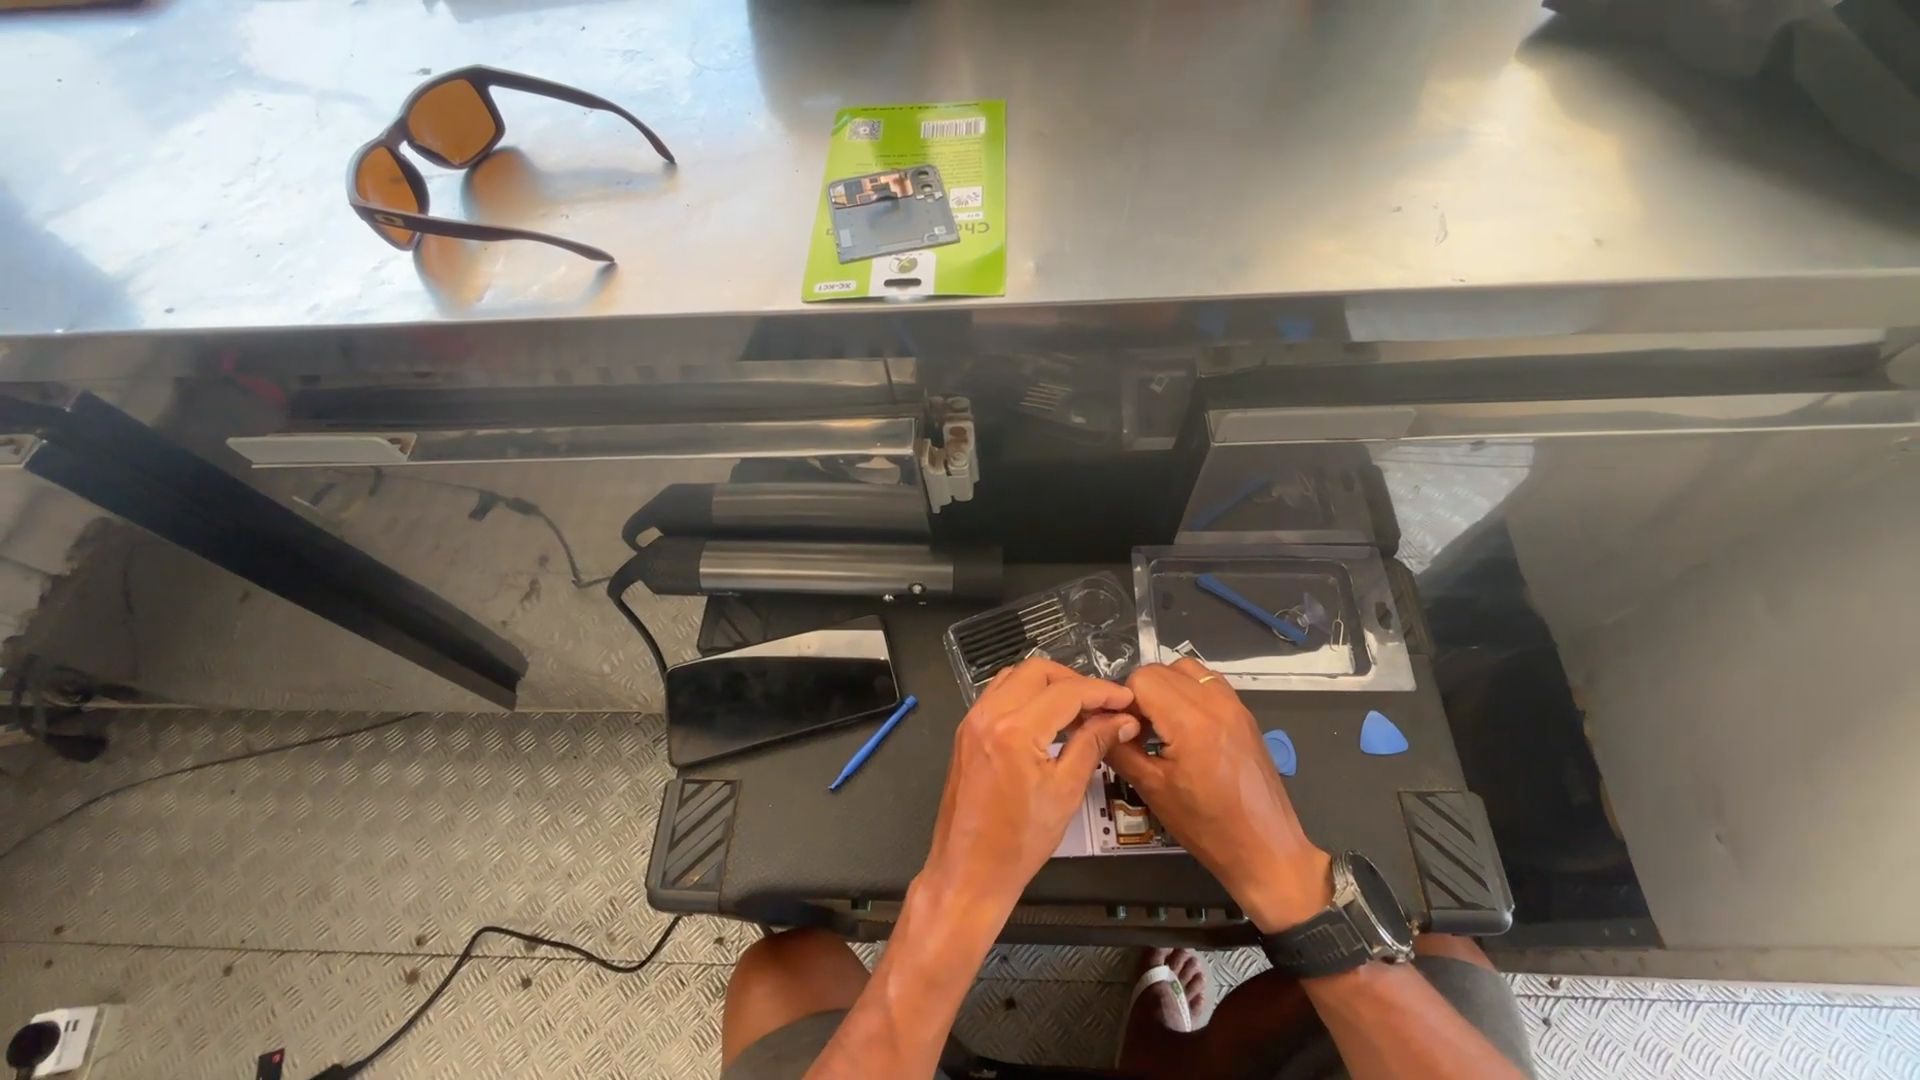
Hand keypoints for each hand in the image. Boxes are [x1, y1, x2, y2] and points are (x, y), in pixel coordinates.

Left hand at [921, 658, 1137, 916]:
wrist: (969, 872)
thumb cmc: (1020, 841)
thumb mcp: (1065, 792)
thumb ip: (1092, 744)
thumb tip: (1121, 719)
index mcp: (1014, 730)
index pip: (1066, 692)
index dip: (1102, 691)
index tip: (1126, 699)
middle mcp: (988, 715)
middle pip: (1037, 671)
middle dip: (1073, 680)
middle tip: (1101, 703)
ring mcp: (971, 721)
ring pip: (1014, 677)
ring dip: (1047, 685)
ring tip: (1077, 711)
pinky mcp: (965, 732)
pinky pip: (998, 695)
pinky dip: (1025, 696)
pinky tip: (1047, 720)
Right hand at [1108, 659, 1332, 931]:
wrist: (1265, 849)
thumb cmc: (1206, 826)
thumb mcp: (1152, 789)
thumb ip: (1118, 748)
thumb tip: (1096, 723)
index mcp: (1190, 721)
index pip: (1140, 680)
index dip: (1123, 702)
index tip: (1121, 732)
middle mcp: (1215, 702)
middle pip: (1160, 670)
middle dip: (1140, 694)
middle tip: (1137, 732)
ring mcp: (1234, 704)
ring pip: (1185, 669)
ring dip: (1165, 687)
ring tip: (1161, 725)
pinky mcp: (1245, 713)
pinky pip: (1208, 682)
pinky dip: (1189, 691)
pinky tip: (1185, 725)